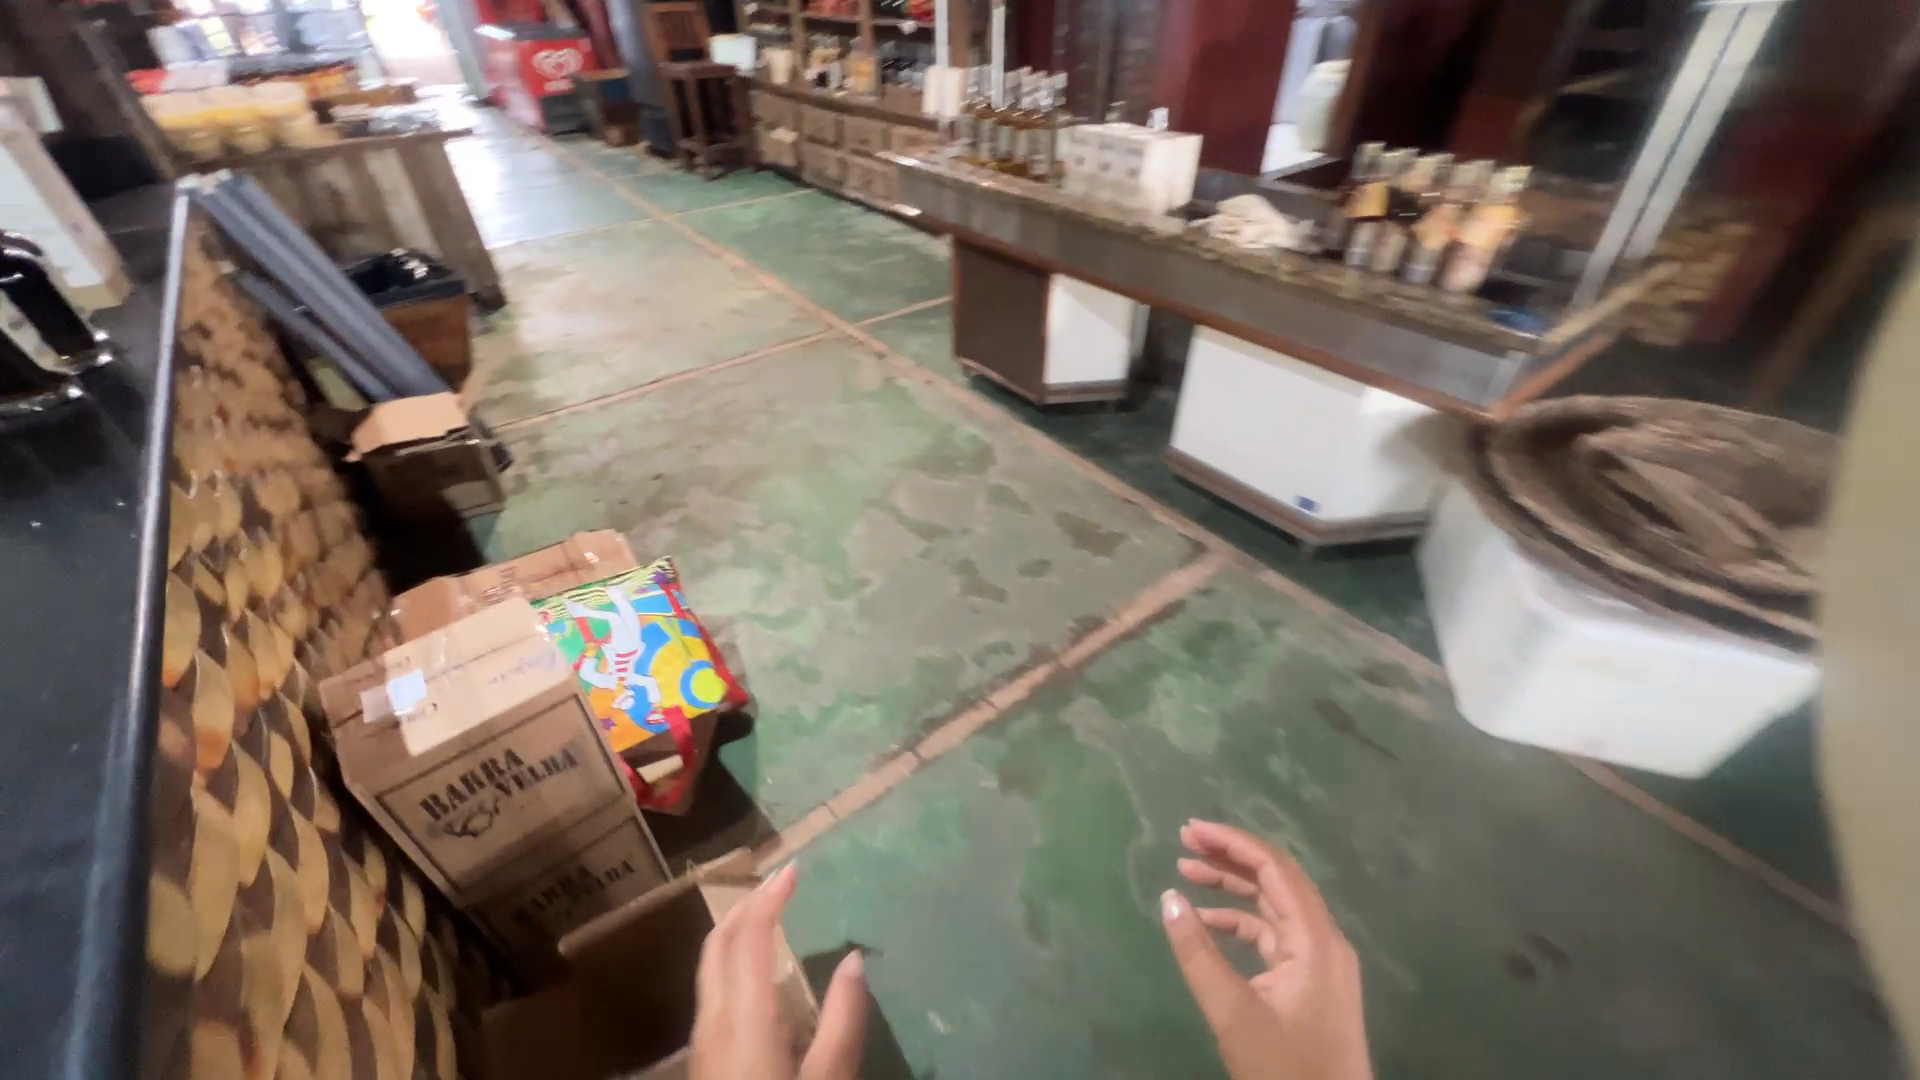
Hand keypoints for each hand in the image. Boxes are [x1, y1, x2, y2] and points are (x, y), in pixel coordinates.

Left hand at [692, 864, 869, 1079]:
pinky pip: (713, 985)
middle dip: (746, 904)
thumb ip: (843, 1019)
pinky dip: (732, 955)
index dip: (770, 898)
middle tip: (779, 882)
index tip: (794, 869)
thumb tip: (854, 958)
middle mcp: (713, 1020)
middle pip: (717, 944)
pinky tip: (757, 967)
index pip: (749, 938)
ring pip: (710, 964)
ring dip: (736, 928)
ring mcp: (702, 1041)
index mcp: (744, 1018)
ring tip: (768, 912)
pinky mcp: (703, 1058)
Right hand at [1161, 820, 1372, 1079]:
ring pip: (1275, 903)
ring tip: (1187, 870)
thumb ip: (1197, 951)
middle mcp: (1325, 939)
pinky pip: (1275, 932)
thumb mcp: (1232, 1011)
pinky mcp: (1312, 980)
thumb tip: (1169, 897)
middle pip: (1277, 878)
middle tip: (1184, 840)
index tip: (1190, 829)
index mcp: (1315, 939)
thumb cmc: (1284, 1069)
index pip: (1274, 868)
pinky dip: (1241, 919)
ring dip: (1233, 885)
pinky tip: (1206, 921)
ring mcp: (1321, 961)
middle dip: (1230, 854)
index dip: (1232, 841)